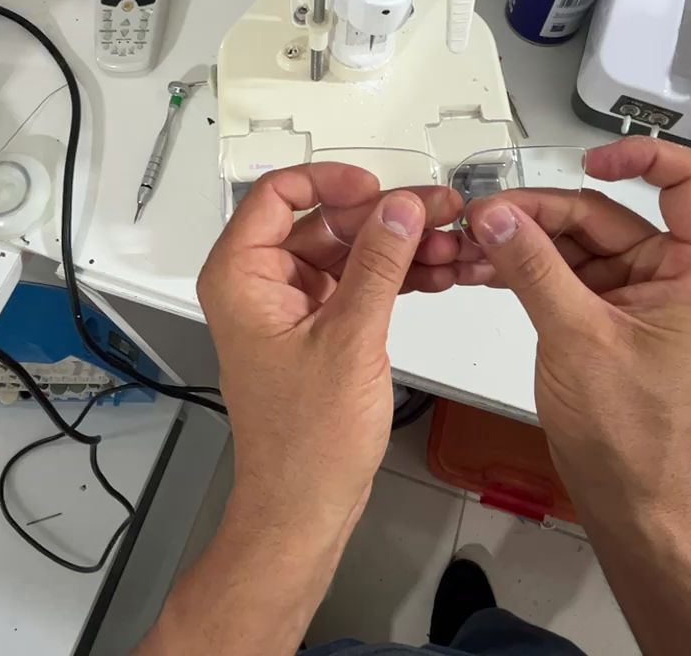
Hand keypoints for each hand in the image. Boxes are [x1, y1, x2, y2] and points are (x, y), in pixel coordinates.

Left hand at [197, 163, 464, 539]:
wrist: (306, 508)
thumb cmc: (304, 443)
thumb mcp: (349, 340)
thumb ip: (378, 265)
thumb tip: (400, 208)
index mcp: (241, 275)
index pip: (279, 193)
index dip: (331, 181)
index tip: (378, 187)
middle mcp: (261, 281)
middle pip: (324, 220)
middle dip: (384, 217)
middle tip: (437, 212)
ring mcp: (292, 301)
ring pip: (348, 249)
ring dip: (399, 246)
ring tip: (448, 244)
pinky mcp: (320, 321)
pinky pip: (358, 279)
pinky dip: (395, 275)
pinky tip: (437, 272)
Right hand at [460, 138, 690, 509]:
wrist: (617, 485)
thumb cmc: (623, 422)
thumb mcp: (576, 335)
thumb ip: (532, 267)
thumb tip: (491, 212)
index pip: (687, 181)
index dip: (642, 156)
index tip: (588, 162)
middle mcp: (665, 267)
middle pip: (600, 211)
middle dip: (538, 213)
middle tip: (479, 218)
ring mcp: (627, 285)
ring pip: (569, 236)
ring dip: (518, 238)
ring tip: (467, 244)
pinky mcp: (595, 303)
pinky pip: (555, 265)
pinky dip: (519, 263)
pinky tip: (478, 265)